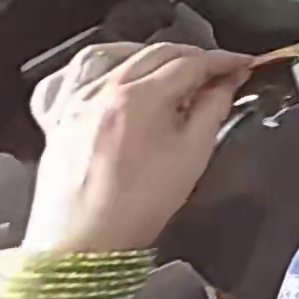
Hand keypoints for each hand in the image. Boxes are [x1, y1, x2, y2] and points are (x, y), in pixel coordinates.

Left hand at [23, 42, 252, 252]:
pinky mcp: (55, 118)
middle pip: (156, 52)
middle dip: (193, 56)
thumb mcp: (193, 153)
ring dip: (146, 52)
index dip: (224, 60)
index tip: (243, 63)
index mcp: (140, 97)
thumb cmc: (140, 203)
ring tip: (168, 64)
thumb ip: (213, 108)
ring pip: (111, 52)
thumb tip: (227, 83)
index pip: (191, 63)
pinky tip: (109, 73)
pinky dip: (94, 67)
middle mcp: (103, 90)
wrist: (83, 246)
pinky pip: (69, 76)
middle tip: (218, 70)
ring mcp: (73, 101)